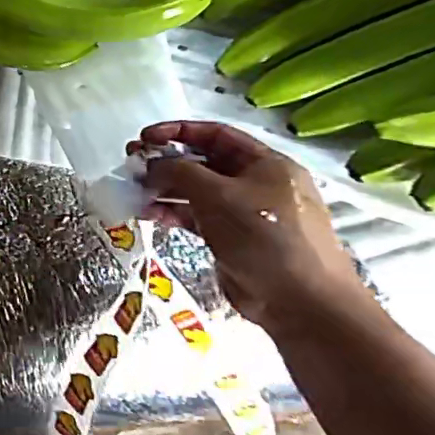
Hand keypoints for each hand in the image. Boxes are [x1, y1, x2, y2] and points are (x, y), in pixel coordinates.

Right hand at [130, 121, 368, 333]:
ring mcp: (245, 213)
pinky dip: (174, 213)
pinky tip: (148, 214)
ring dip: (165, 189)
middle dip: (166, 161)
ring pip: (198, 192)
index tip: (145, 136)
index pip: (216, 134)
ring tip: (134, 190)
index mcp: (265, 163)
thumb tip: (152, 164)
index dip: (178, 131)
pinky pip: (198, 217)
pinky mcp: (234, 240)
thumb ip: (180, 171)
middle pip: (204, 162)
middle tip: (132, 163)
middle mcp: (256, 183)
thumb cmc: (265, 237)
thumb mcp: (219, 195)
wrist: (302, 303)